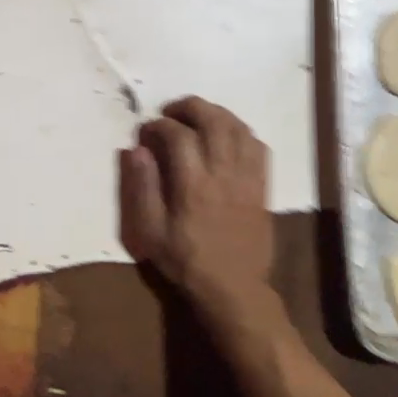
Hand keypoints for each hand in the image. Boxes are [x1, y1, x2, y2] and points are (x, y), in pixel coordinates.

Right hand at [118, 96, 274, 317]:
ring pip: (238, 128)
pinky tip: (226, 137)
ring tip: (197, 117)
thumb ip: (142, 187)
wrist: (234, 289)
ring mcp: (248, 178)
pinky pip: (258, 146)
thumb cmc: (186, 261)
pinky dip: (241, 132)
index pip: (178, 135)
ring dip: (216, 114)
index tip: (146, 131)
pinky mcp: (262, 186)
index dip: (159, 125)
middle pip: (213, 120)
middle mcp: (224, 174)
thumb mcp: (151, 232)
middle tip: (171, 112)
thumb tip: (136, 150)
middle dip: (190, 107)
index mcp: (194, 184)